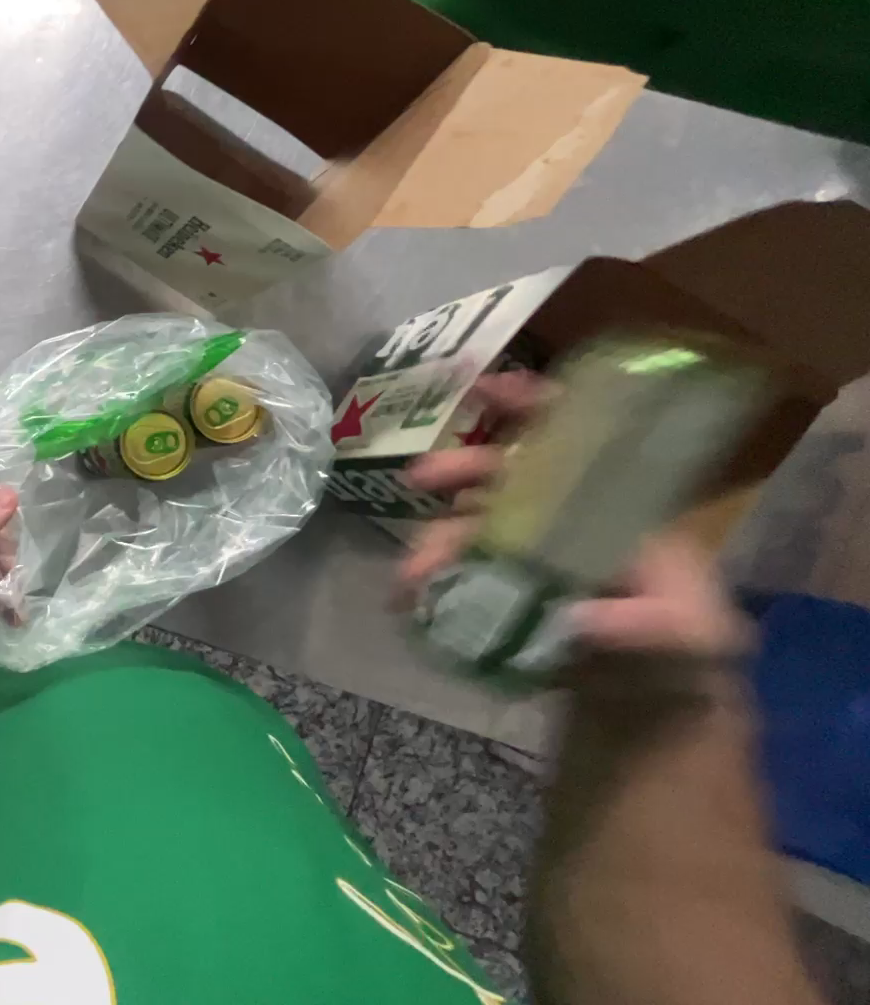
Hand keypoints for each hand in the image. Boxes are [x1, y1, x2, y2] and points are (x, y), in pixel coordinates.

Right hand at [397, 371, 748, 658]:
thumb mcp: (687, 638)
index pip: (576, 444)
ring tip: (408, 582)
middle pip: (502, 476)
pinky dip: (423, 576)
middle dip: (457, 470)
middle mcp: (561, 520)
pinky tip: (407, 598)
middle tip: (417, 480)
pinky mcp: (490, 584)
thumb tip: (574, 618)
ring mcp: (521, 552)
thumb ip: (645, 625)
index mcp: (615, 511)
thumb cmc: (680, 656)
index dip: (533, 409)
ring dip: (431, 543)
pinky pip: (450, 566)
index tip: (487, 390)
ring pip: (465, 524)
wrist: (644, 704)